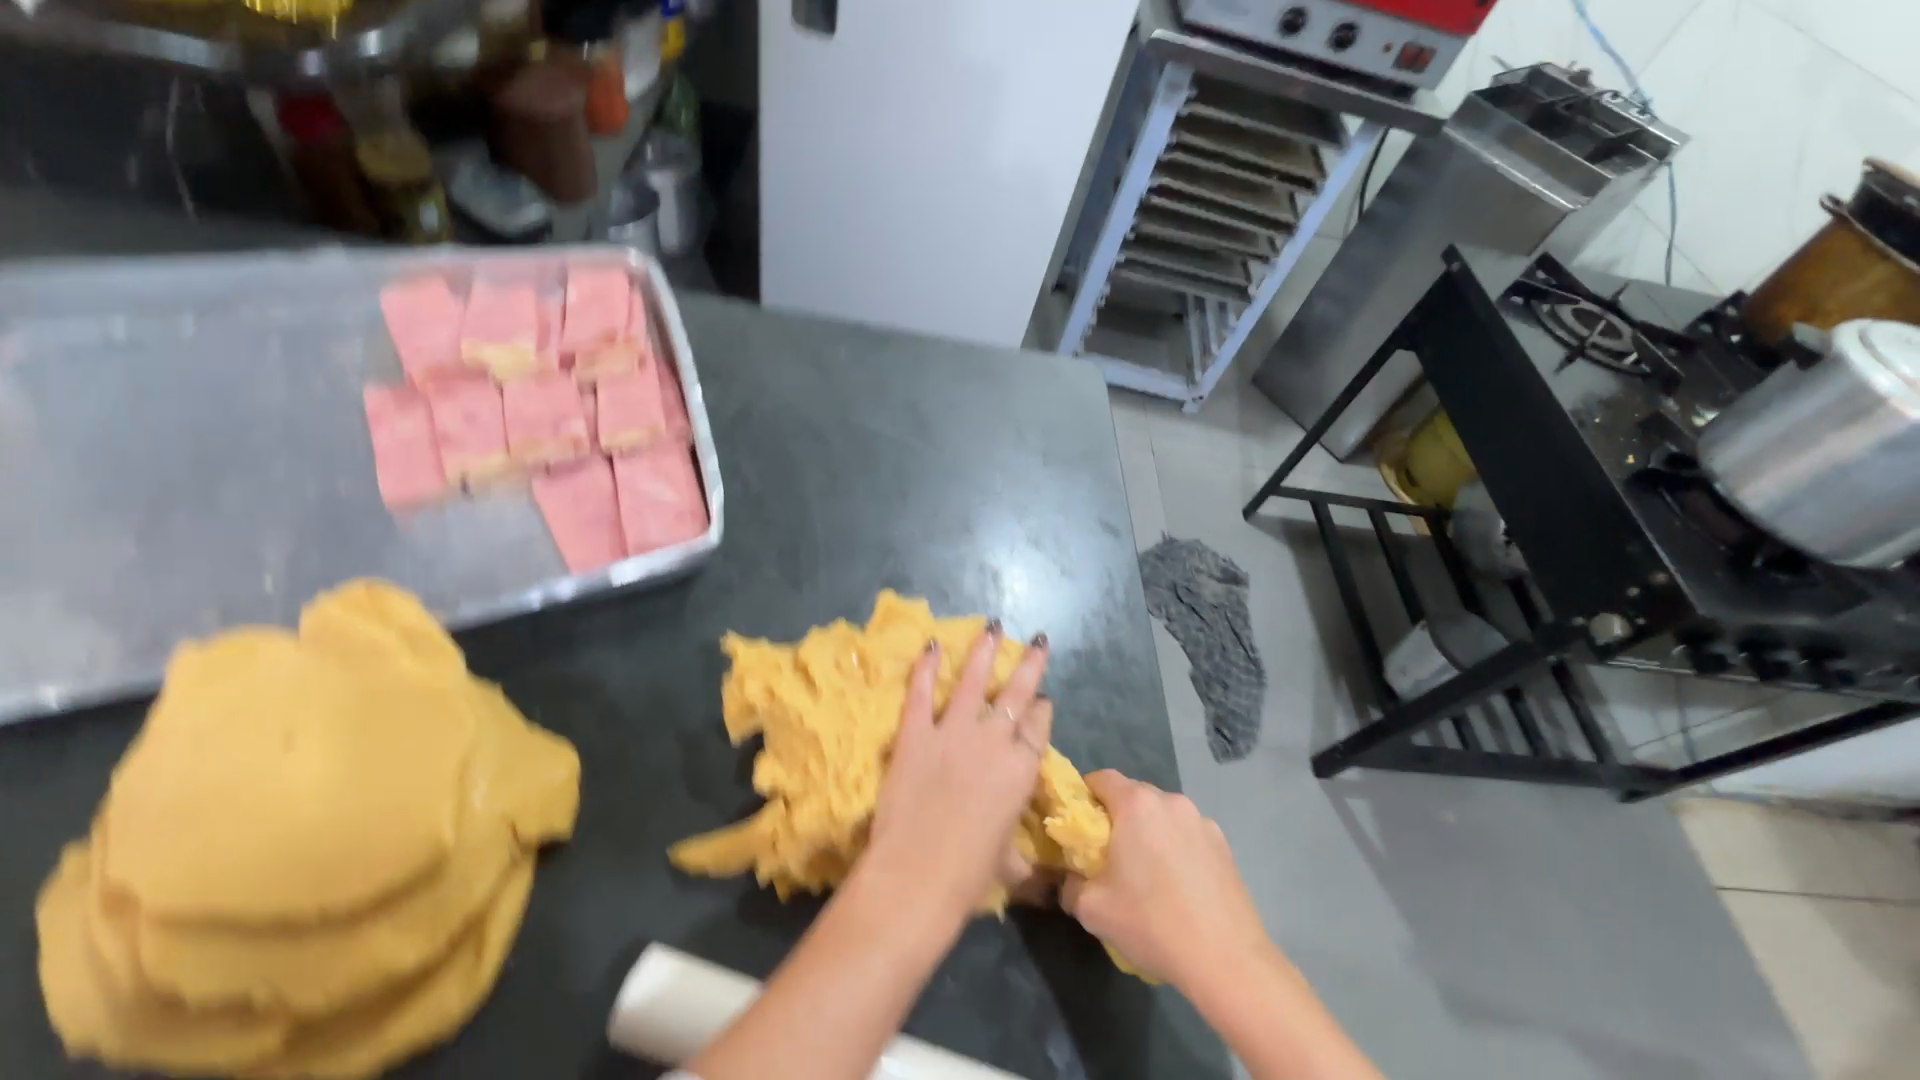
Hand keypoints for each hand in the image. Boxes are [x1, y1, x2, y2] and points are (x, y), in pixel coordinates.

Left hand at [866, 626, 1052, 915]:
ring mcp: (952, 733)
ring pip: (973, 681)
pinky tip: (931, 645)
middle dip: (1030, 663)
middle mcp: (994, 741)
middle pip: (1018, 692)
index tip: (1043, 699)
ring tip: (991, 626)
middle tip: (1036, 639)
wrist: (917, 874)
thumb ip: (1019, 853)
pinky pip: (921, 693)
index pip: (1039, 726)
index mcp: (1022, 769)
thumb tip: (1033, 875)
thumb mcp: (1007, 862)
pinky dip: (925, 667)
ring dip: (983, 651)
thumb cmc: (969, 876)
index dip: (1042, 709)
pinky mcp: (914, 734)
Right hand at [1061, 771, 1271, 988]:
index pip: (1101, 778)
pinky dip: (1175, 848)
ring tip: (1147, 875)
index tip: (1078, 828)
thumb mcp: (1092, 909)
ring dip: (1149, 833)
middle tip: (1108, 855)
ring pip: (1163, 816)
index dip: (1084, 797)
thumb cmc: (1152, 923)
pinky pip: (1187, 835)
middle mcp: (1172, 802)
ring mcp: (1203, 822)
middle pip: (1134, 795)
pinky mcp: (1225, 845)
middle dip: (1116, 817)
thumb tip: (1070, 878)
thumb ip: (1069, 884)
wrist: (1226, 960)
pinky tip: (1178, 887)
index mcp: (1137, 805)